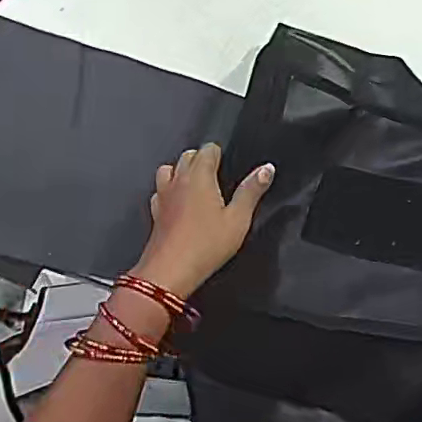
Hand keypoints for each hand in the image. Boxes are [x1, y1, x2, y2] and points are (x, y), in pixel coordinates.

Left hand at [132, 143, 272, 299]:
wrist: (170, 271)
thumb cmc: (205, 246)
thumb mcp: (238, 219)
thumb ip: (251, 191)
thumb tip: (266, 169)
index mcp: (199, 176)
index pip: (208, 149)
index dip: (219, 154)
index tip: (227, 163)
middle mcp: (178, 180)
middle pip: (188, 155)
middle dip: (201, 159)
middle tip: (217, 175)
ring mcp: (163, 195)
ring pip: (169, 169)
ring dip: (182, 171)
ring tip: (197, 185)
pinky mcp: (155, 212)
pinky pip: (160, 190)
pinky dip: (169, 190)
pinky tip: (179, 203)